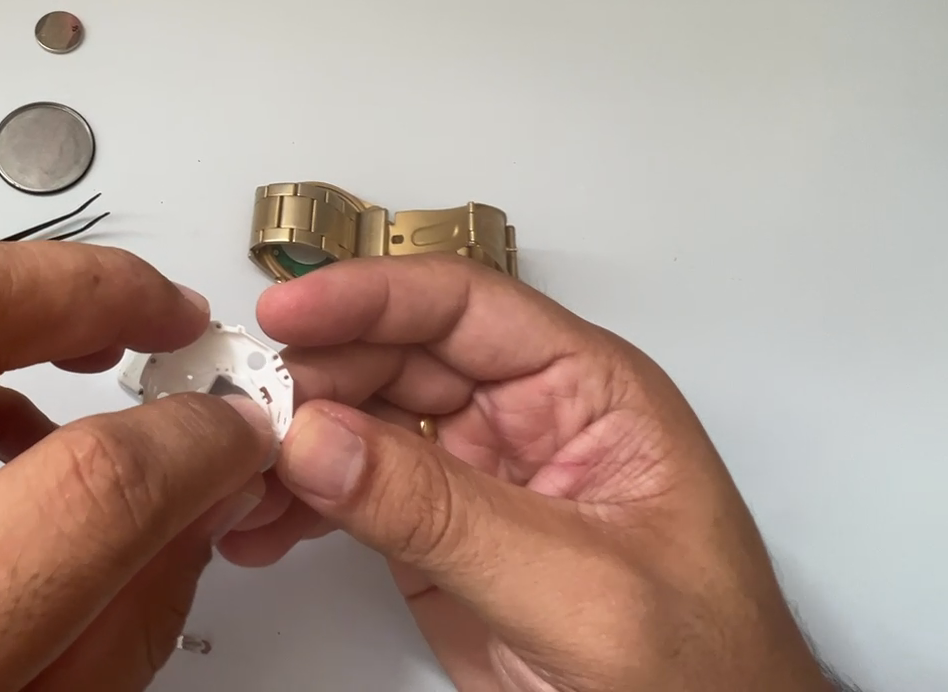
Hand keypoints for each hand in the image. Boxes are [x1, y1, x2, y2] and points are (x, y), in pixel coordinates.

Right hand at [221, 256, 832, 691]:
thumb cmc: (704, 680)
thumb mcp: (581, 593)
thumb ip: (442, 512)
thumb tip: (315, 438)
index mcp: (577, 385)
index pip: (459, 304)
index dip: (367, 295)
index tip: (287, 311)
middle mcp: (513, 407)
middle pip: (388, 354)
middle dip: (313, 377)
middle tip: (249, 412)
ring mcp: (463, 462)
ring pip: (353, 414)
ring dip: (292, 441)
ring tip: (243, 480)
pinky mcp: (424, 518)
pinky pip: (344, 483)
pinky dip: (296, 499)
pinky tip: (262, 524)